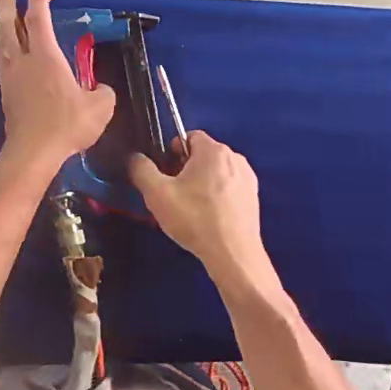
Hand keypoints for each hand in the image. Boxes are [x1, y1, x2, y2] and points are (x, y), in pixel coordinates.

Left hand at [0, 0, 114, 168]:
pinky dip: (1, 47)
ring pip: (0, 43)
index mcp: (45, 56)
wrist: (33, 152)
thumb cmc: (66, 125)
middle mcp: (23, 61)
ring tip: (0, 16)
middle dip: (6, 4)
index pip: (38, 18)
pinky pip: (0, 61)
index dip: (40, 0)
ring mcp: (10, 78)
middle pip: (8, 25)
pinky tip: (5, 52)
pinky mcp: (5, 94)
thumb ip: (103, 91)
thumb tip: (100, 89)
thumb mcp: (100, 107)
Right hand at [128, 131, 270, 280]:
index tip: (165, 174)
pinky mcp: (254, 197)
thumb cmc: (194, 218)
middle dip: (186, 169)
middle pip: (203, 154)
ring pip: (216, 172)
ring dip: (202, 183)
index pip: (189, 136)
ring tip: (191, 209)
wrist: (232, 253)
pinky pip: (229, 188)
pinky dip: (218, 196)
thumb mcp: (157, 193)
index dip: (172, 152)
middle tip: (174, 194)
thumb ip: (141, 169)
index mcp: (214, 150)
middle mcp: (235, 157)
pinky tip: (209, 218)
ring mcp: (248, 178)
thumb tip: (136, 158)